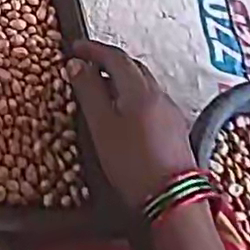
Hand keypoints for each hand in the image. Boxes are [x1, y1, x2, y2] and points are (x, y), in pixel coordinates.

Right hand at [64, 40, 197, 208]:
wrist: (174, 203)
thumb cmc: (131, 161)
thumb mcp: (100, 124)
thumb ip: (87, 90)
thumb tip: (76, 64)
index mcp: (139, 90)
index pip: (115, 57)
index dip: (92, 48)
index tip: (74, 47)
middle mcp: (158, 95)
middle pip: (132, 66)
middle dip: (107, 59)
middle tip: (85, 61)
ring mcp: (170, 113)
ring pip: (143, 82)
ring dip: (120, 76)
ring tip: (99, 83)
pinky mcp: (175, 130)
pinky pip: (150, 99)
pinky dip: (131, 92)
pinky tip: (122, 108)